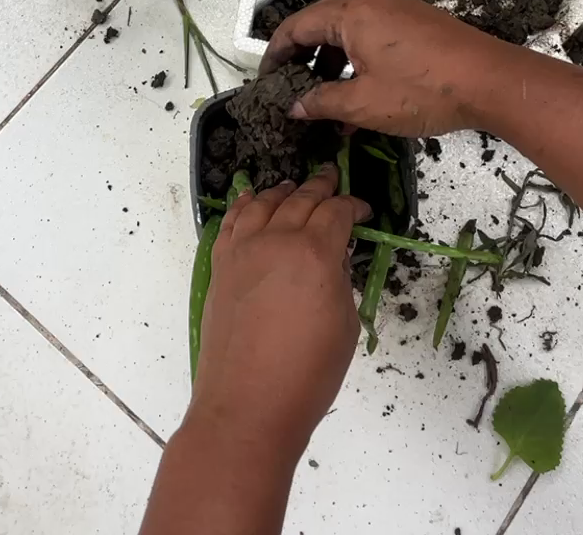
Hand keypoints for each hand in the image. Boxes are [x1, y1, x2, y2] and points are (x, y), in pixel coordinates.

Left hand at [187, 165, 370, 453]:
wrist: (247, 404)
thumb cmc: (308, 373)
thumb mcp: (344, 325)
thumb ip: (340, 280)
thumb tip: (333, 257)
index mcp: (315, 253)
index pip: (337, 212)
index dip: (353, 205)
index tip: (362, 210)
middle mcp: (277, 240)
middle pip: (302, 199)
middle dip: (321, 186)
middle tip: (332, 178)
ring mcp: (244, 249)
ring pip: (265, 202)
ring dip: (284, 191)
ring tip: (294, 187)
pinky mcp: (221, 264)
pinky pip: (232, 221)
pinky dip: (244, 204)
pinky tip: (251, 198)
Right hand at [259, 0, 522, 136]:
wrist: (492, 82)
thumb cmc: (423, 91)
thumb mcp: (364, 103)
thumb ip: (322, 102)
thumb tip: (293, 106)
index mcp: (351, 13)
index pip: (297, 26)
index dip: (276, 54)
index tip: (265, 81)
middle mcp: (370, 2)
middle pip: (320, 26)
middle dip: (302, 61)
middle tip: (289, 91)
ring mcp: (395, 10)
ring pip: (347, 34)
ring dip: (331, 66)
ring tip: (324, 105)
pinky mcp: (414, 23)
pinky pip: (371, 37)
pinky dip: (356, 63)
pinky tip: (358, 98)